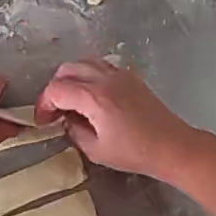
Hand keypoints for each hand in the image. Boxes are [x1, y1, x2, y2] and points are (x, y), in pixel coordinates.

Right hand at [35, 58, 206, 179]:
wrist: (172, 146)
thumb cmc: (134, 152)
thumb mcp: (95, 150)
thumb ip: (74, 130)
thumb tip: (66, 120)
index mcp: (95, 98)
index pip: (56, 90)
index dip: (43, 105)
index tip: (43, 121)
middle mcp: (106, 79)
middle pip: (67, 70)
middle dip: (54, 89)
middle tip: (54, 111)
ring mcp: (120, 74)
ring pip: (83, 62)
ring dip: (70, 79)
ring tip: (70, 102)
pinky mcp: (130, 77)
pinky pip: (101, 66)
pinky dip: (88, 76)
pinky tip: (90, 97)